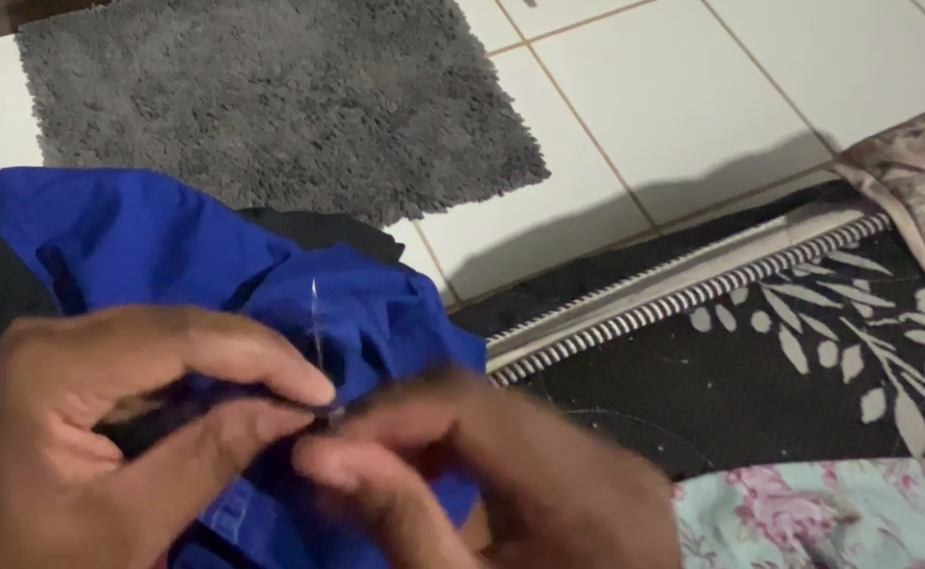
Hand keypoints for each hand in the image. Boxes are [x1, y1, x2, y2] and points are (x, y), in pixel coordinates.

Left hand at [0, 304, 336, 568]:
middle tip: (309, 386)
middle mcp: (42, 332)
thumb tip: (286, 409)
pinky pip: (128, 350)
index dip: (255, 352)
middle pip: (163, 324)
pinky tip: (228, 386)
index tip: (321, 385)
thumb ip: (205, 458)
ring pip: (150, 331)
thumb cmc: (34, 568)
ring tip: (283, 384)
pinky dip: (182, 370)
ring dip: (218, 357)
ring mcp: (41, 341)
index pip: (172, 335)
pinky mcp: (48, 359)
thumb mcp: (126, 529)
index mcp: (50, 366)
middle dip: (242, 351)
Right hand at [294, 368, 678, 568]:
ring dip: (415, 432)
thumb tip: (320, 452)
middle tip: (335, 459)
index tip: (323, 448)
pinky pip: (504, 436)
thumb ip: (403, 526)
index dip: (383, 413)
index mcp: (590, 493)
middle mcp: (603, 455)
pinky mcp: (595, 477)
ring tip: (368, 473)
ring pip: (482, 410)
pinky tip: (421, 483)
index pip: (464, 402)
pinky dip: (450, 449)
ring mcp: (604, 463)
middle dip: (391, 421)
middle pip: (470, 398)